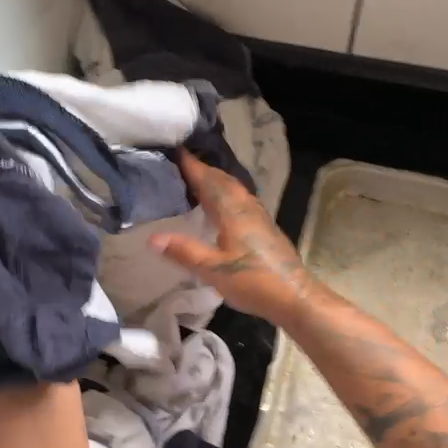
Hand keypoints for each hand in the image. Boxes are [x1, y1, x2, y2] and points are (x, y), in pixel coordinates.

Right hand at [150, 150, 323, 325]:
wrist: (294, 297)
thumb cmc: (254, 282)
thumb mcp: (214, 271)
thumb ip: (185, 252)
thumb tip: (153, 238)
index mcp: (234, 212)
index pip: (209, 181)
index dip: (192, 166)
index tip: (175, 150)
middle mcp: (248, 208)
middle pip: (224, 181)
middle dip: (203, 171)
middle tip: (181, 165)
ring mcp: (259, 217)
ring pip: (234, 191)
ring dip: (216, 182)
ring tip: (196, 183)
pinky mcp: (265, 229)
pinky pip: (240, 202)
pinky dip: (225, 196)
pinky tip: (219, 208)